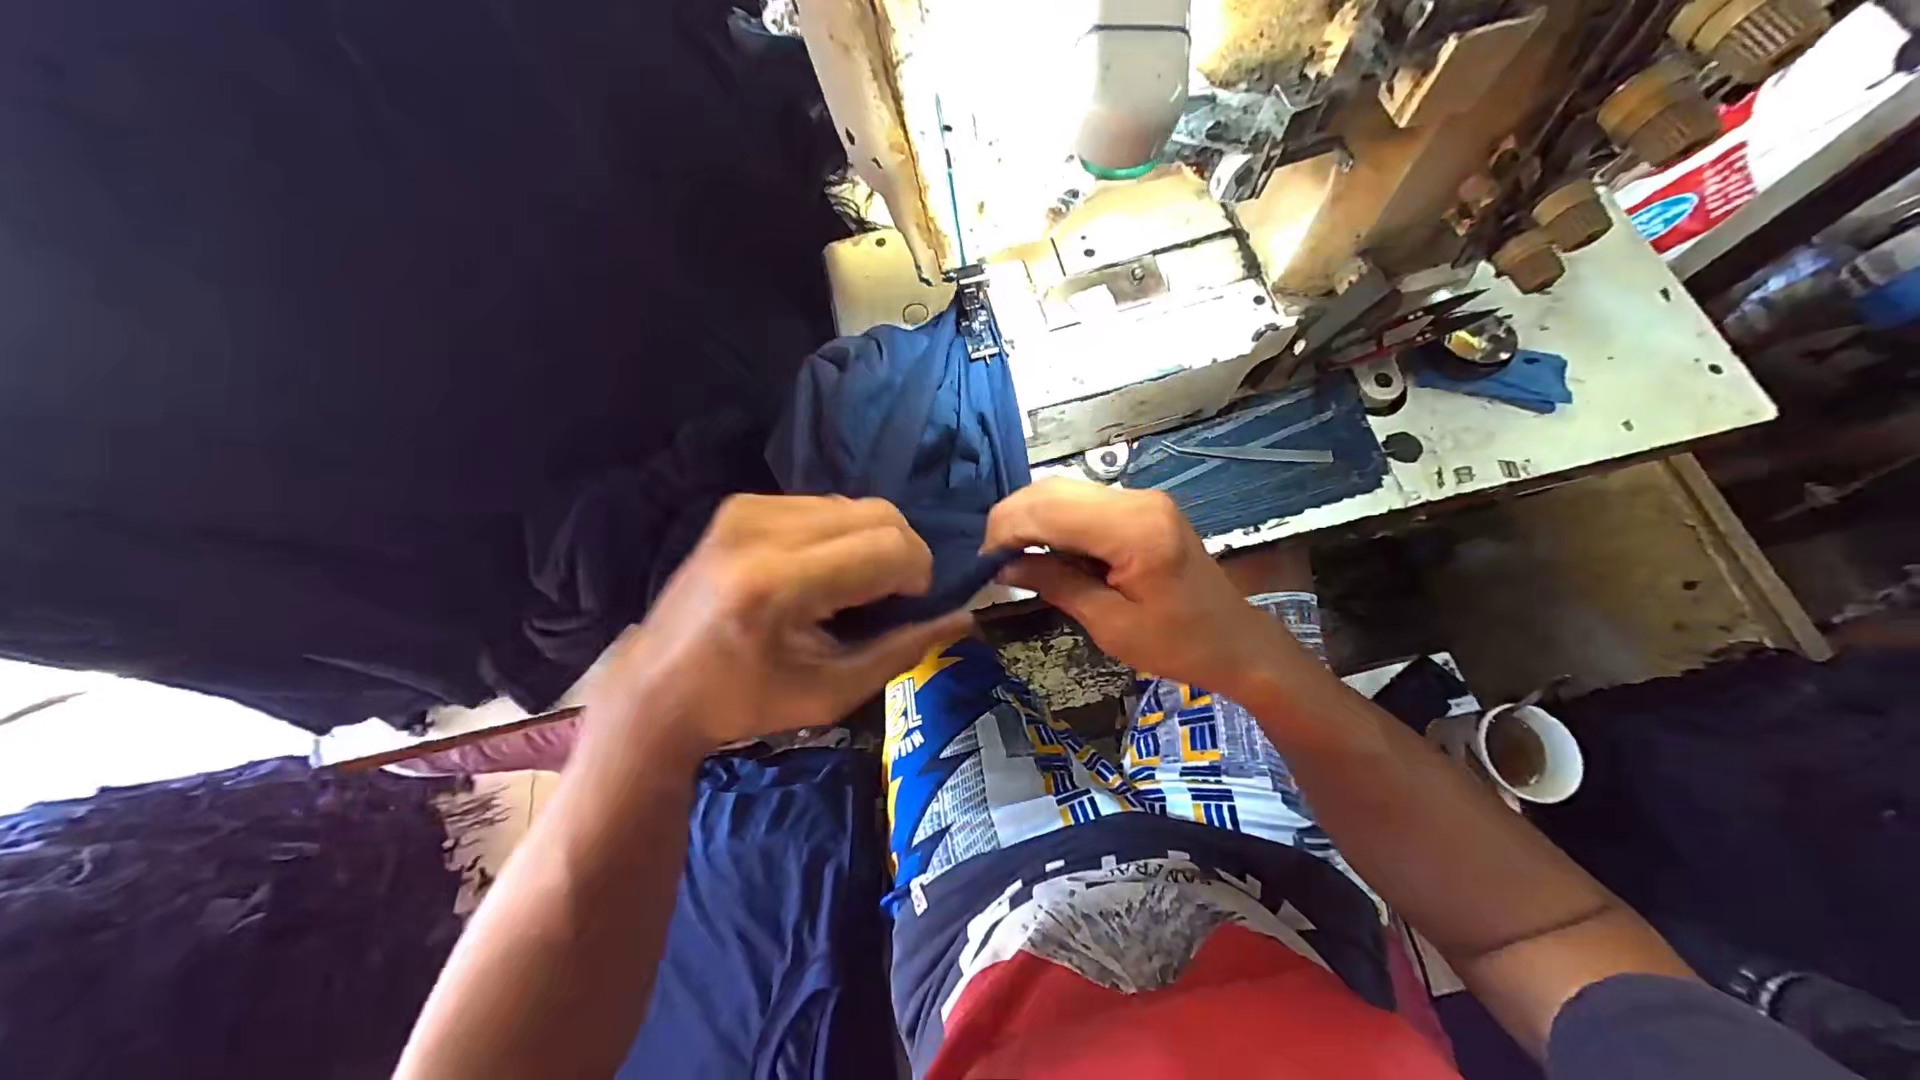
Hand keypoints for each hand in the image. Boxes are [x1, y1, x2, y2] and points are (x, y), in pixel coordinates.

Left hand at [585, 494, 973, 761]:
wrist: (656, 687)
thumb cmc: (744, 702)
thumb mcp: (832, 692)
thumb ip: (903, 650)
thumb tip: (965, 617)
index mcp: (779, 585)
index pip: (889, 547)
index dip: (920, 574)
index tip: (910, 606)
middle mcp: (761, 531)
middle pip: (879, 514)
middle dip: (904, 554)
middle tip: (888, 598)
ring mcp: (746, 510)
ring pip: (855, 505)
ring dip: (872, 543)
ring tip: (850, 588)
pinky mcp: (740, 504)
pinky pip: (824, 505)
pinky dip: (842, 535)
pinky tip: (821, 572)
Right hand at [984, 477, 1320, 700]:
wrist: (1237, 642)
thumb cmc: (1179, 645)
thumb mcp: (1111, 625)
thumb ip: (1056, 585)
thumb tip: (1004, 566)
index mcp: (1134, 530)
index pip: (1050, 509)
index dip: (1007, 530)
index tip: (984, 564)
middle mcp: (1137, 500)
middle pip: (1053, 489)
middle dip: (1012, 520)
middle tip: (992, 560)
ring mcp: (1141, 499)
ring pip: (1063, 489)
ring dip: (1030, 517)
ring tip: (1010, 555)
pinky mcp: (1141, 507)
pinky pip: (1082, 501)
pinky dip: (1053, 520)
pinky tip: (1041, 547)